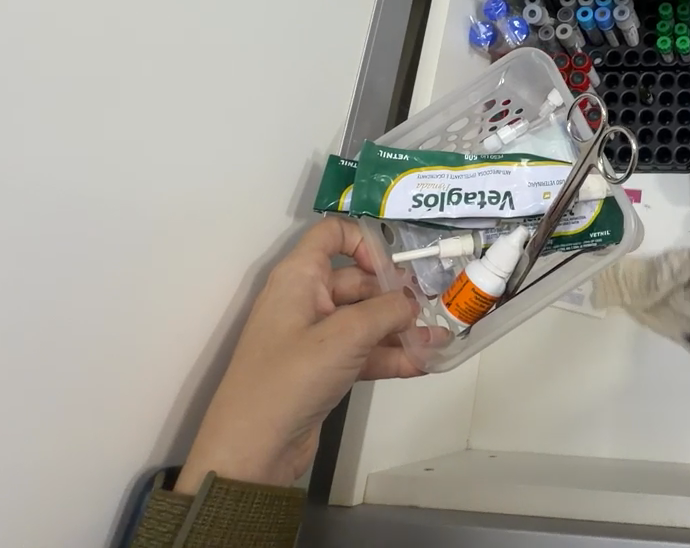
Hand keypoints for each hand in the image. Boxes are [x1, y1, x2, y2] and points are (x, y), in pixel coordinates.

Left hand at [177, 216, 449, 488]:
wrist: (251, 455)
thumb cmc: (291, 378)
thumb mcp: (346, 336)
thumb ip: (388, 311)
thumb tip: (411, 304)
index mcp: (299, 278)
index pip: (331, 234)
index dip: (363, 241)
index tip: (391, 266)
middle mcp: (306, 300)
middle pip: (359, 280)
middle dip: (396, 294)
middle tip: (431, 307)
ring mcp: (314, 336)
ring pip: (366, 319)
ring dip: (401, 328)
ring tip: (439, 340)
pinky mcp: (323, 368)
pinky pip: (364, 350)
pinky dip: (390, 354)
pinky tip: (422, 363)